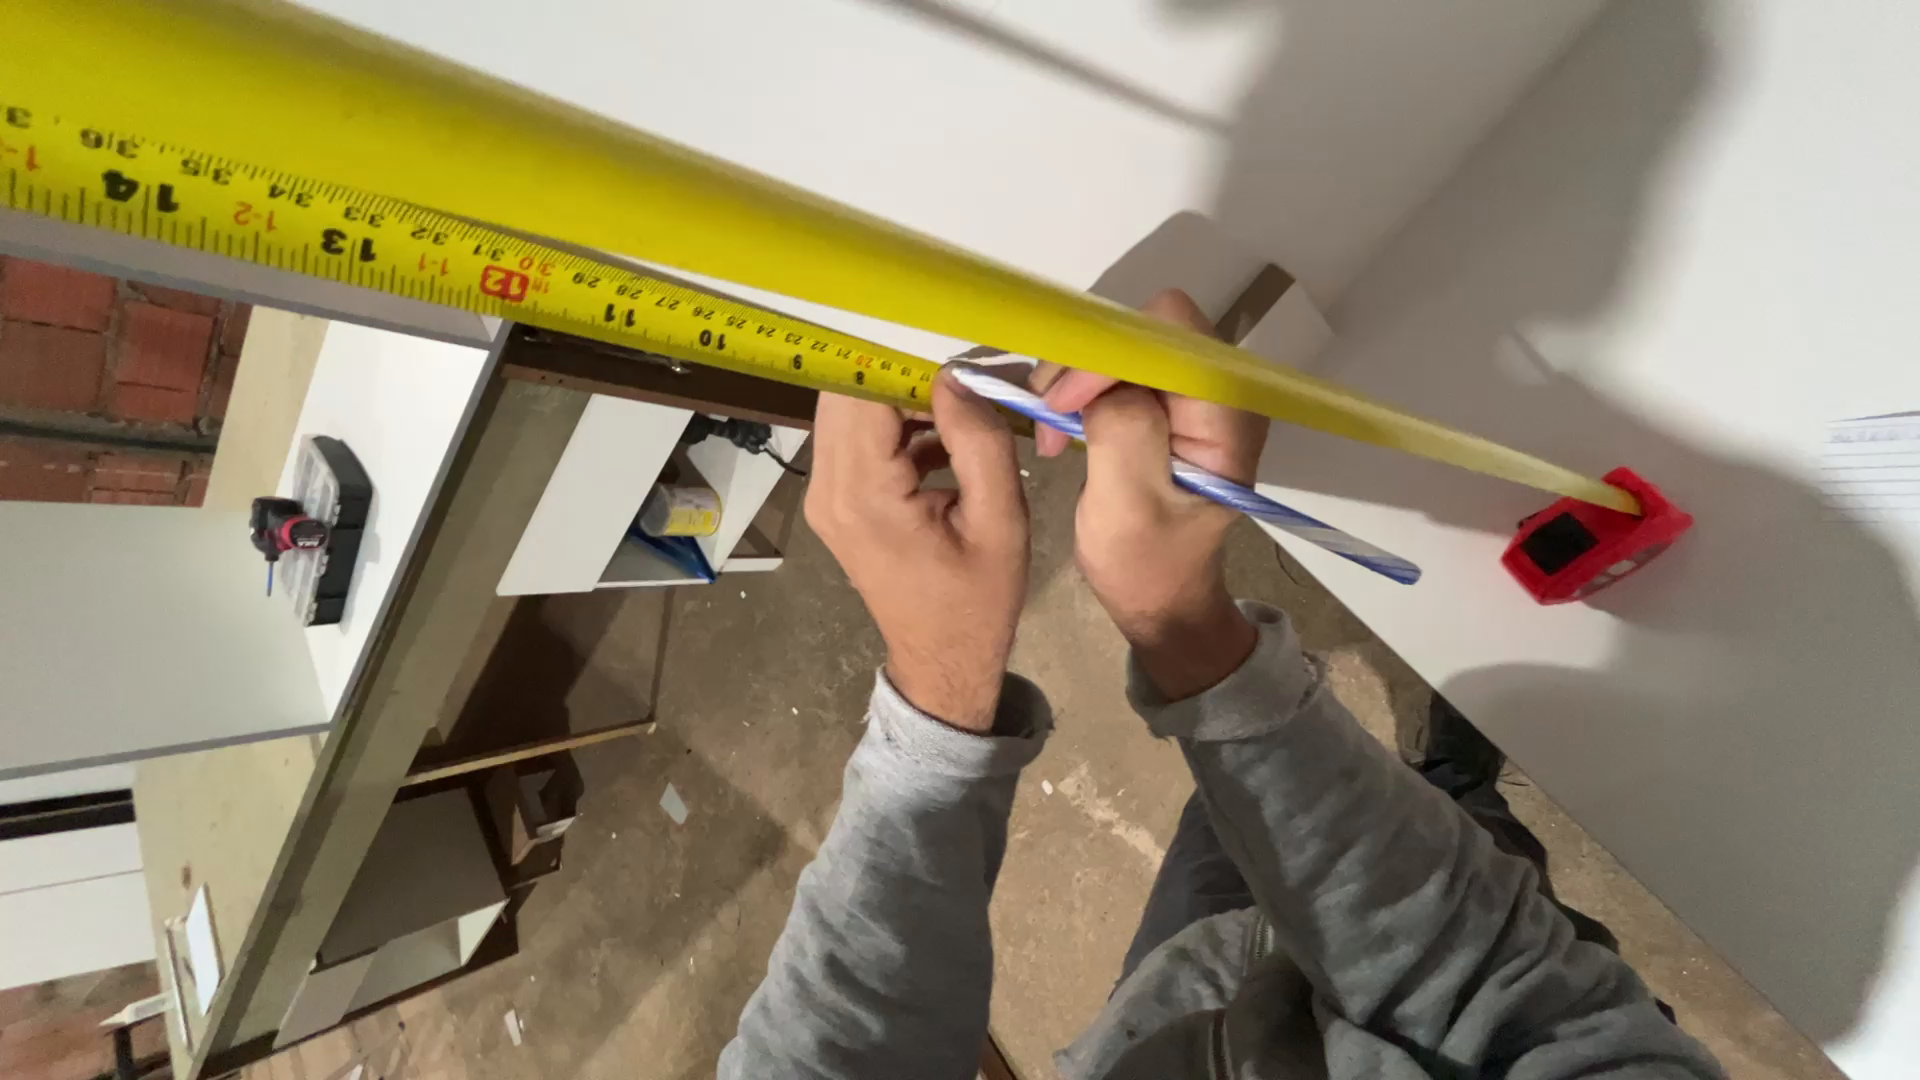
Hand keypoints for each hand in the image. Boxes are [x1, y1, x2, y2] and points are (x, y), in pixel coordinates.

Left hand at [806, 369, 1029, 732]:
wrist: (942, 661)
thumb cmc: (978, 601)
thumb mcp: (999, 521)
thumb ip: (978, 442)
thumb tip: (954, 376)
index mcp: (865, 495)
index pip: (861, 390)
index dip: (903, 358)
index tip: (953, 353)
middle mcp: (827, 489)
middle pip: (845, 393)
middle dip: (901, 374)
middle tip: (960, 383)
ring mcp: (823, 497)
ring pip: (846, 412)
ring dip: (898, 400)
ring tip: (958, 415)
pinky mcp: (833, 503)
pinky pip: (853, 441)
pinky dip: (892, 427)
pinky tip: (940, 445)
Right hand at [1034, 289, 1268, 698]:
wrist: (1160, 595)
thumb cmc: (1145, 563)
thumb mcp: (1127, 507)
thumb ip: (1123, 432)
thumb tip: (1100, 380)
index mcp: (1226, 416)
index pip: (1170, 333)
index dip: (1108, 353)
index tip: (1062, 403)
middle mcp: (1219, 392)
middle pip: (1145, 332)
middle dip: (1085, 367)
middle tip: (1049, 418)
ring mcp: (1193, 397)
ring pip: (1124, 348)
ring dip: (1077, 382)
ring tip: (1053, 431)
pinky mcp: (1168, 405)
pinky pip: (1119, 372)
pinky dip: (1082, 392)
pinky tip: (1064, 428)